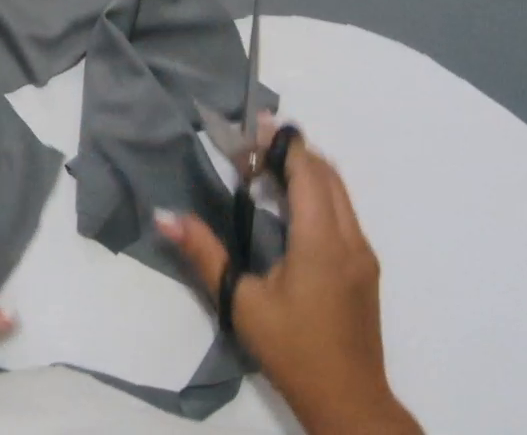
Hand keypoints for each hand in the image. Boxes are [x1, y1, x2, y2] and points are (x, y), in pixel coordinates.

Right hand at [155, 125, 420, 434]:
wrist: (350, 403)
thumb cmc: (293, 349)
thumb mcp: (240, 302)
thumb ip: (204, 253)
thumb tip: (163, 214)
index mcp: (323, 244)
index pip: (309, 174)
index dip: (283, 145)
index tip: (253, 123)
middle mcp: (351, 242)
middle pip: (329, 176)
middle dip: (292, 151)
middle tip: (249, 143)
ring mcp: (362, 256)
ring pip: (340, 193)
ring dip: (305, 171)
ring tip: (261, 166)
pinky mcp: (362, 269)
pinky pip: (342, 212)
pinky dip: (315, 192)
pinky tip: (283, 202)